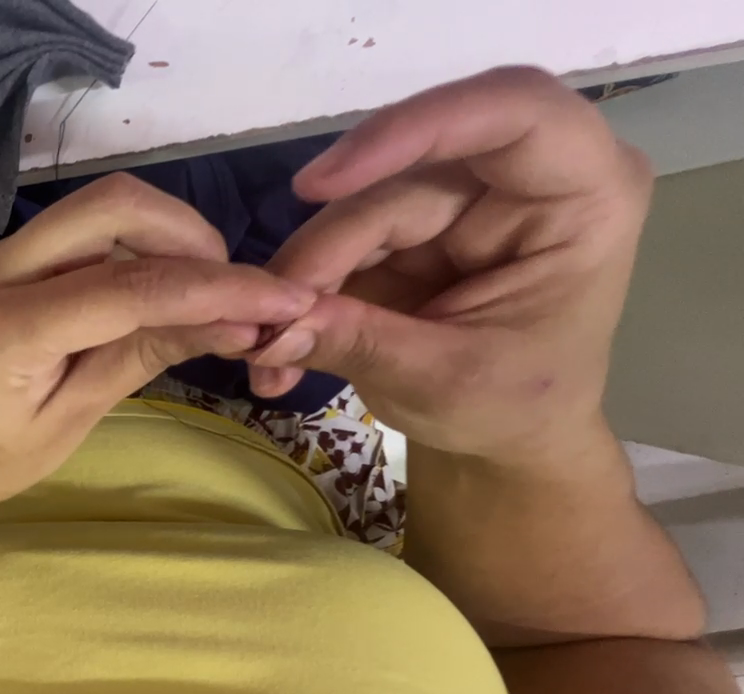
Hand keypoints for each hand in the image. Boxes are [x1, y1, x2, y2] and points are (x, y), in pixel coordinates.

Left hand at [0, 173, 318, 514]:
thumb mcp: (77, 416)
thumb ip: (149, 353)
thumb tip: (243, 318)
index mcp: (5, 331)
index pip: (128, 286)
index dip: (215, 288)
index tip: (283, 299)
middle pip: (112, 206)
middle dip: (190, 236)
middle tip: (231, 288)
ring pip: (99, 208)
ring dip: (164, 236)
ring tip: (201, 292)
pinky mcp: (0, 259)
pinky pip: (80, 229)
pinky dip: (132, 246)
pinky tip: (157, 288)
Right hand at [248, 66, 652, 468]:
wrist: (501, 434)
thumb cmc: (511, 403)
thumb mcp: (440, 380)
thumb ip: (359, 344)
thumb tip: (269, 331)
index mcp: (574, 197)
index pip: (507, 114)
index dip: (409, 132)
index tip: (313, 188)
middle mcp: (507, 187)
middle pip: (393, 185)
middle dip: (318, 257)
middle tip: (264, 332)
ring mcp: (445, 213)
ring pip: (345, 220)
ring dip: (292, 290)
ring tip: (264, 357)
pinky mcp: (395, 242)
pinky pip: (325, 255)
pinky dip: (291, 304)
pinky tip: (272, 353)